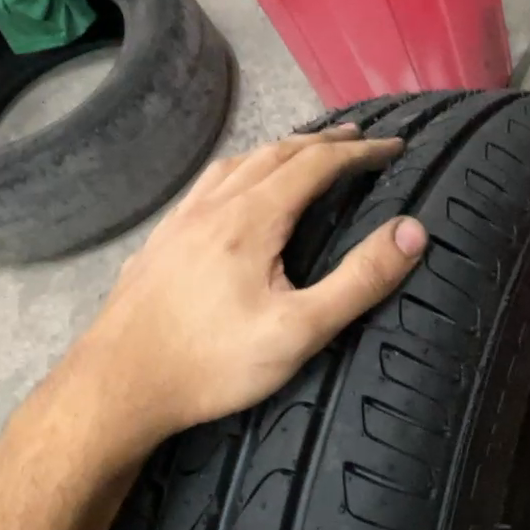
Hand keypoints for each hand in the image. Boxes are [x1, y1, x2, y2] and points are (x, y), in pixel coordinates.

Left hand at [65, 124, 425, 450]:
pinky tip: (236, 189)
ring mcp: (180, 221)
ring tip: (305, 152)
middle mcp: (214, 207)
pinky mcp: (160, 241)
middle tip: (359, 140)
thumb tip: (412, 230)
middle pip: (276, 154)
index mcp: (251, 219)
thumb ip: (359, 280)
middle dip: (324, 142)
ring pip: (237, 164)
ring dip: (280, 150)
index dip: (360, 152)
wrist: (116, 389)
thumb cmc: (213, 364)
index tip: (395, 146)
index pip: (316, 165)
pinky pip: (208, 184)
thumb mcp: (300, 331)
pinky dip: (241, 169)